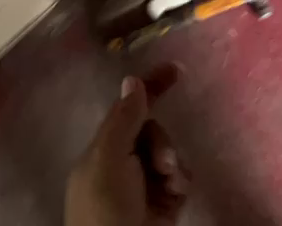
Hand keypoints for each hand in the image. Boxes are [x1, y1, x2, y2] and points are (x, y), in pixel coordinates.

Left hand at [66, 65, 188, 225]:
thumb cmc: (105, 210)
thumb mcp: (107, 161)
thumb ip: (123, 119)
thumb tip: (131, 79)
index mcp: (100, 154)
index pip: (126, 111)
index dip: (149, 88)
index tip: (176, 70)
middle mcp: (121, 167)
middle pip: (150, 130)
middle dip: (161, 140)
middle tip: (162, 162)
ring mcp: (143, 187)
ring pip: (167, 152)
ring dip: (172, 161)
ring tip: (170, 180)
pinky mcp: (164, 206)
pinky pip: (180, 177)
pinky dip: (181, 179)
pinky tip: (177, 190)